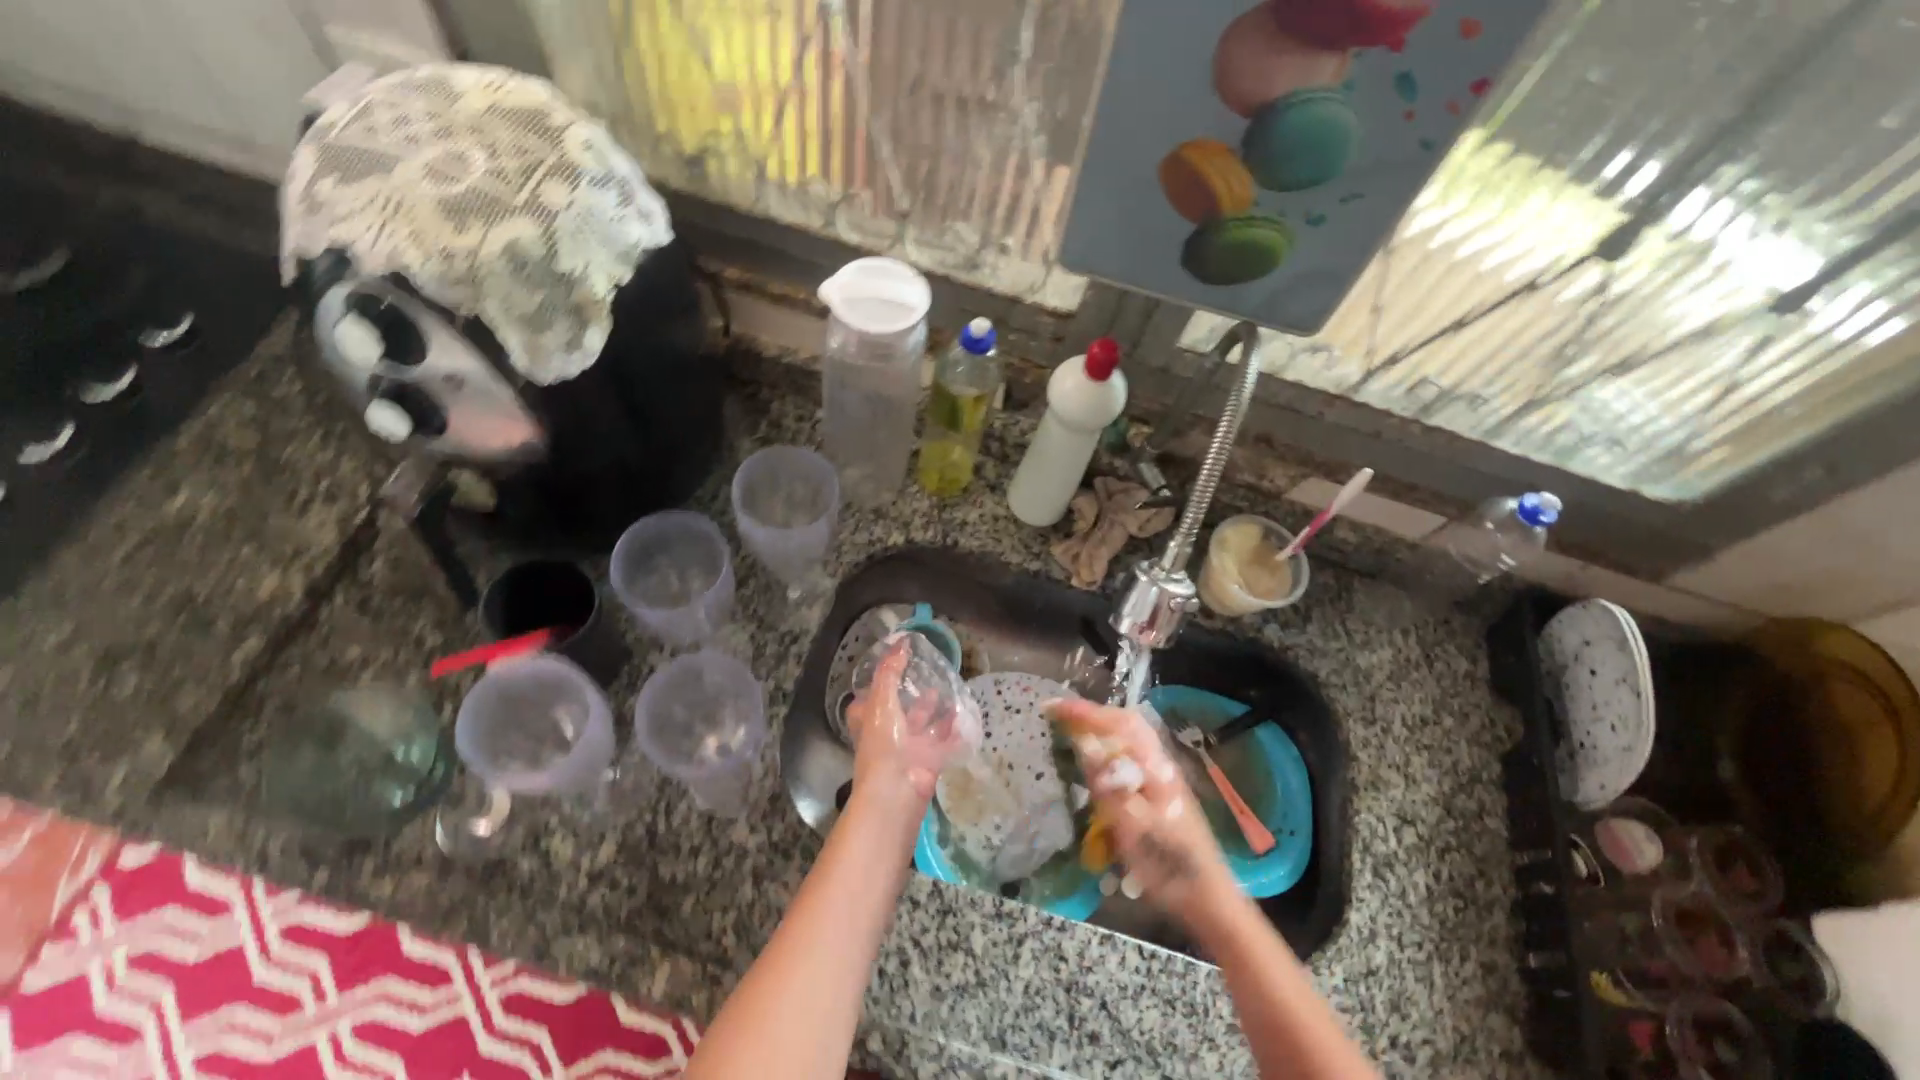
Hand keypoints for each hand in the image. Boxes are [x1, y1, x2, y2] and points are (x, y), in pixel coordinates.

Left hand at [845, 639, 971, 810]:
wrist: (897, 791)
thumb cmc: (883, 744)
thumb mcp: (882, 701)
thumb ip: (890, 671)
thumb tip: (900, 641)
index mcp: (870, 720)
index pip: (872, 698)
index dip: (883, 682)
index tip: (900, 665)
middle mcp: (887, 735)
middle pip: (901, 713)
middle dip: (915, 698)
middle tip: (931, 677)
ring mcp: (908, 750)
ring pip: (924, 728)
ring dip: (936, 712)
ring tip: (951, 692)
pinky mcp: (928, 762)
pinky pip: (943, 743)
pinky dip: (954, 732)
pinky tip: (965, 717)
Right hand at [1050, 699, 1243, 931]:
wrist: (1206, 897)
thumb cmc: (1167, 865)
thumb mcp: (1130, 827)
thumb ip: (1108, 784)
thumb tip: (1084, 744)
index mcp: (1155, 768)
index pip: (1119, 723)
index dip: (1084, 711)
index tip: (1052, 708)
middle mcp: (1161, 765)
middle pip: (1127, 724)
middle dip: (1093, 715)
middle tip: (1060, 718)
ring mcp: (1164, 779)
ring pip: (1131, 740)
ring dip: (1101, 731)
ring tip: (1072, 735)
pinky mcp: (1162, 795)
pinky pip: (1132, 759)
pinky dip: (1109, 752)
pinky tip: (1096, 769)